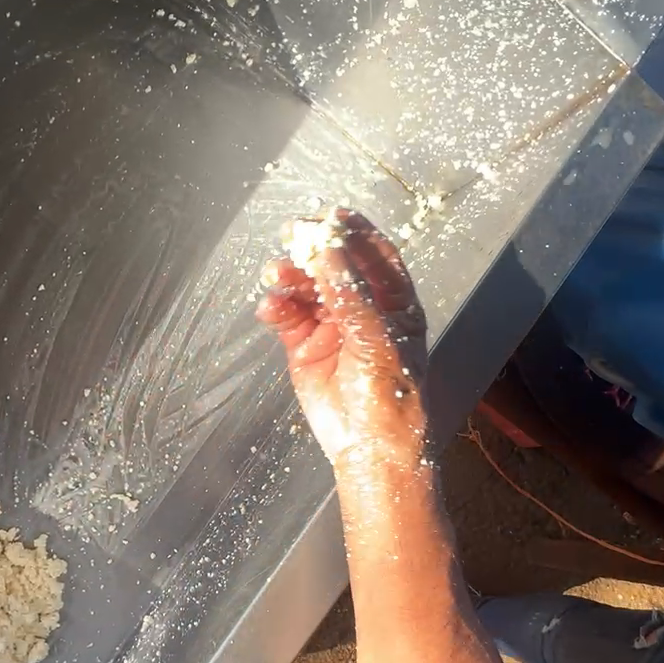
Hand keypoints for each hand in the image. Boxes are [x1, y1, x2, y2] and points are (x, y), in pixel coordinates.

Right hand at [256, 209, 429, 479]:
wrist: (367, 446)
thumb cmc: (390, 395)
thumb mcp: (377, 340)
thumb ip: (350, 295)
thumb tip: (328, 248)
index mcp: (393, 302)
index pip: (375, 256)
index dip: (353, 232)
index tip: (330, 216)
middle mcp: (362, 309)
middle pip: (335, 267)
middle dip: (313, 250)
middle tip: (292, 235)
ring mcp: (331, 327)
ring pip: (307, 289)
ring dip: (289, 277)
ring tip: (273, 273)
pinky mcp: (304, 347)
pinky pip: (288, 318)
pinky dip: (277, 308)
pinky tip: (270, 306)